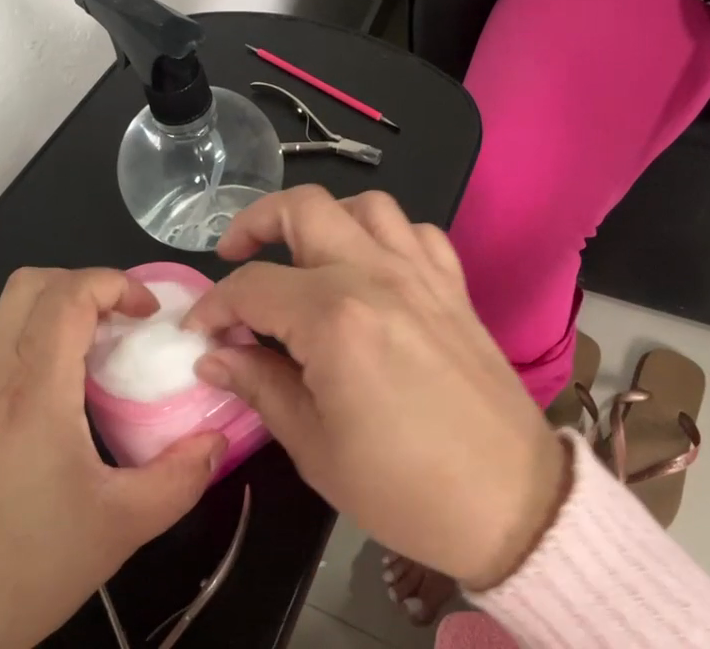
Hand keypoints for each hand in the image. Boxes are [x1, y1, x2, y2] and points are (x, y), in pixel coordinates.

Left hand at [0, 268, 225, 648]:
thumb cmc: (24, 570)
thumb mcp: (120, 529)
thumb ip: (179, 478)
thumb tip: (216, 439)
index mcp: (34, 393)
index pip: (67, 294)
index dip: (115, 282)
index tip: (150, 314)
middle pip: (29, 285)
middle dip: (85, 284)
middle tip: (125, 323)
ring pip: (12, 317)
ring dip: (62, 315)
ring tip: (106, 361)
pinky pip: (4, 354)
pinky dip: (43, 348)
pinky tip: (71, 403)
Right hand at [184, 187, 567, 590]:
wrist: (511, 503)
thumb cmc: (403, 488)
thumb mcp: (314, 448)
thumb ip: (260, 386)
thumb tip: (214, 356)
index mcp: (334, 318)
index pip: (252, 287)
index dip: (213, 305)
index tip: (198, 332)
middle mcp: (376, 276)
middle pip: (304, 209)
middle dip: (254, 224)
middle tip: (233, 257)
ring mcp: (421, 274)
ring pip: (364, 205)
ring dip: (323, 219)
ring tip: (302, 256)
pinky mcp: (454, 287)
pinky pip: (416, 232)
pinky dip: (383, 235)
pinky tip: (370, 268)